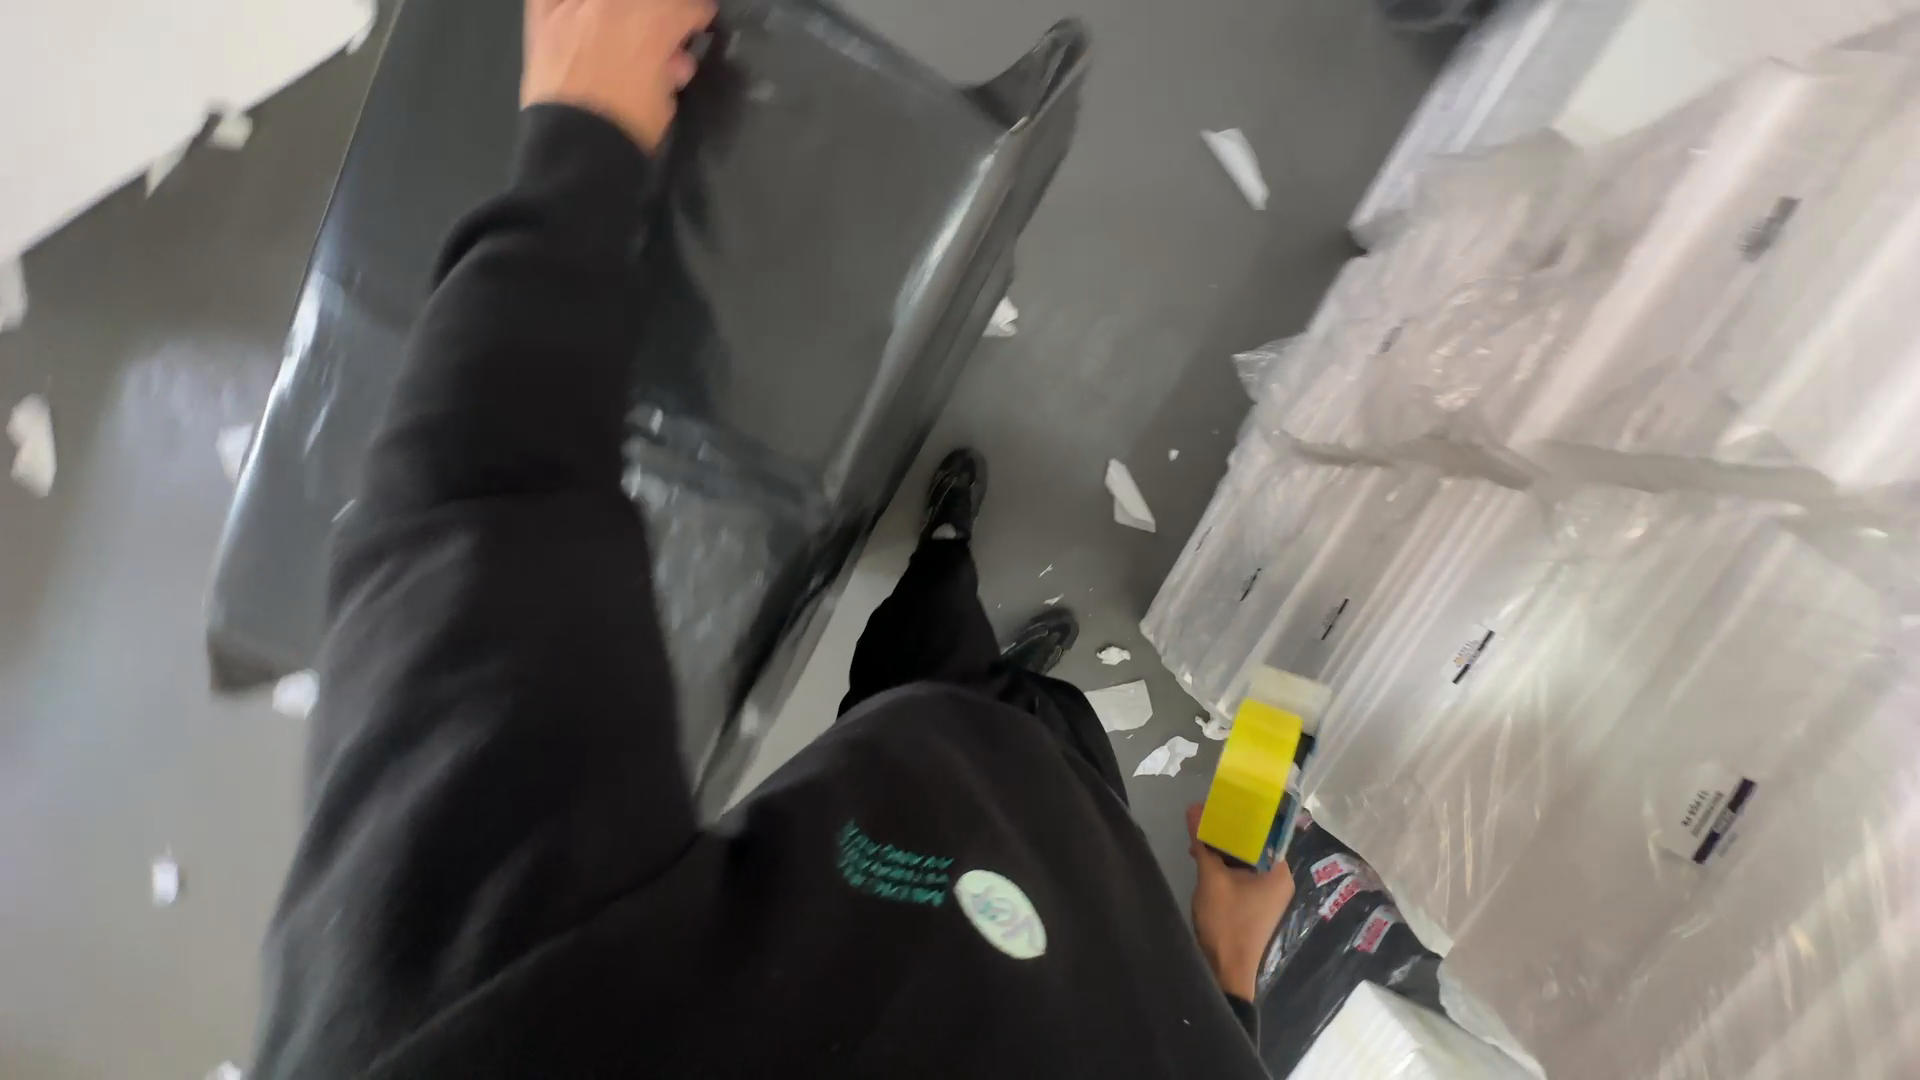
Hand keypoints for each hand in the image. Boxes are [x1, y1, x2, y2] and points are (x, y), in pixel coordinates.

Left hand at [522, 0, 719, 151]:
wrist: (576, 150)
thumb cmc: (628, 132)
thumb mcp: (664, 105)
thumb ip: (671, 74)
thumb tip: (677, 60)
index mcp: (651, 30)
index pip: (684, 8)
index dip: (698, 14)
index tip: (703, 20)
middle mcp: (612, 7)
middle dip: (662, 8)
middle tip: (665, 23)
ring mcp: (574, 7)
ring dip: (623, 8)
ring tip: (627, 21)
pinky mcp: (542, 16)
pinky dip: (569, 2)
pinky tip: (581, 10)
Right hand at [1186, 803, 1295, 1000]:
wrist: (1225, 970)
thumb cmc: (1226, 922)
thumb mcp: (1211, 877)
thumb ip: (1203, 841)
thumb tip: (1193, 808)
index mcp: (1277, 872)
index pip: (1265, 831)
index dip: (1244, 814)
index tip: (1223, 799)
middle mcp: (1278, 880)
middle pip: (1254, 843)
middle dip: (1228, 829)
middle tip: (1206, 814)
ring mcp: (1267, 893)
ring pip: (1245, 858)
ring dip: (1223, 846)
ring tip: (1199, 834)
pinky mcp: (1254, 902)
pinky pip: (1241, 872)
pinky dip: (1224, 863)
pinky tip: (1202, 856)